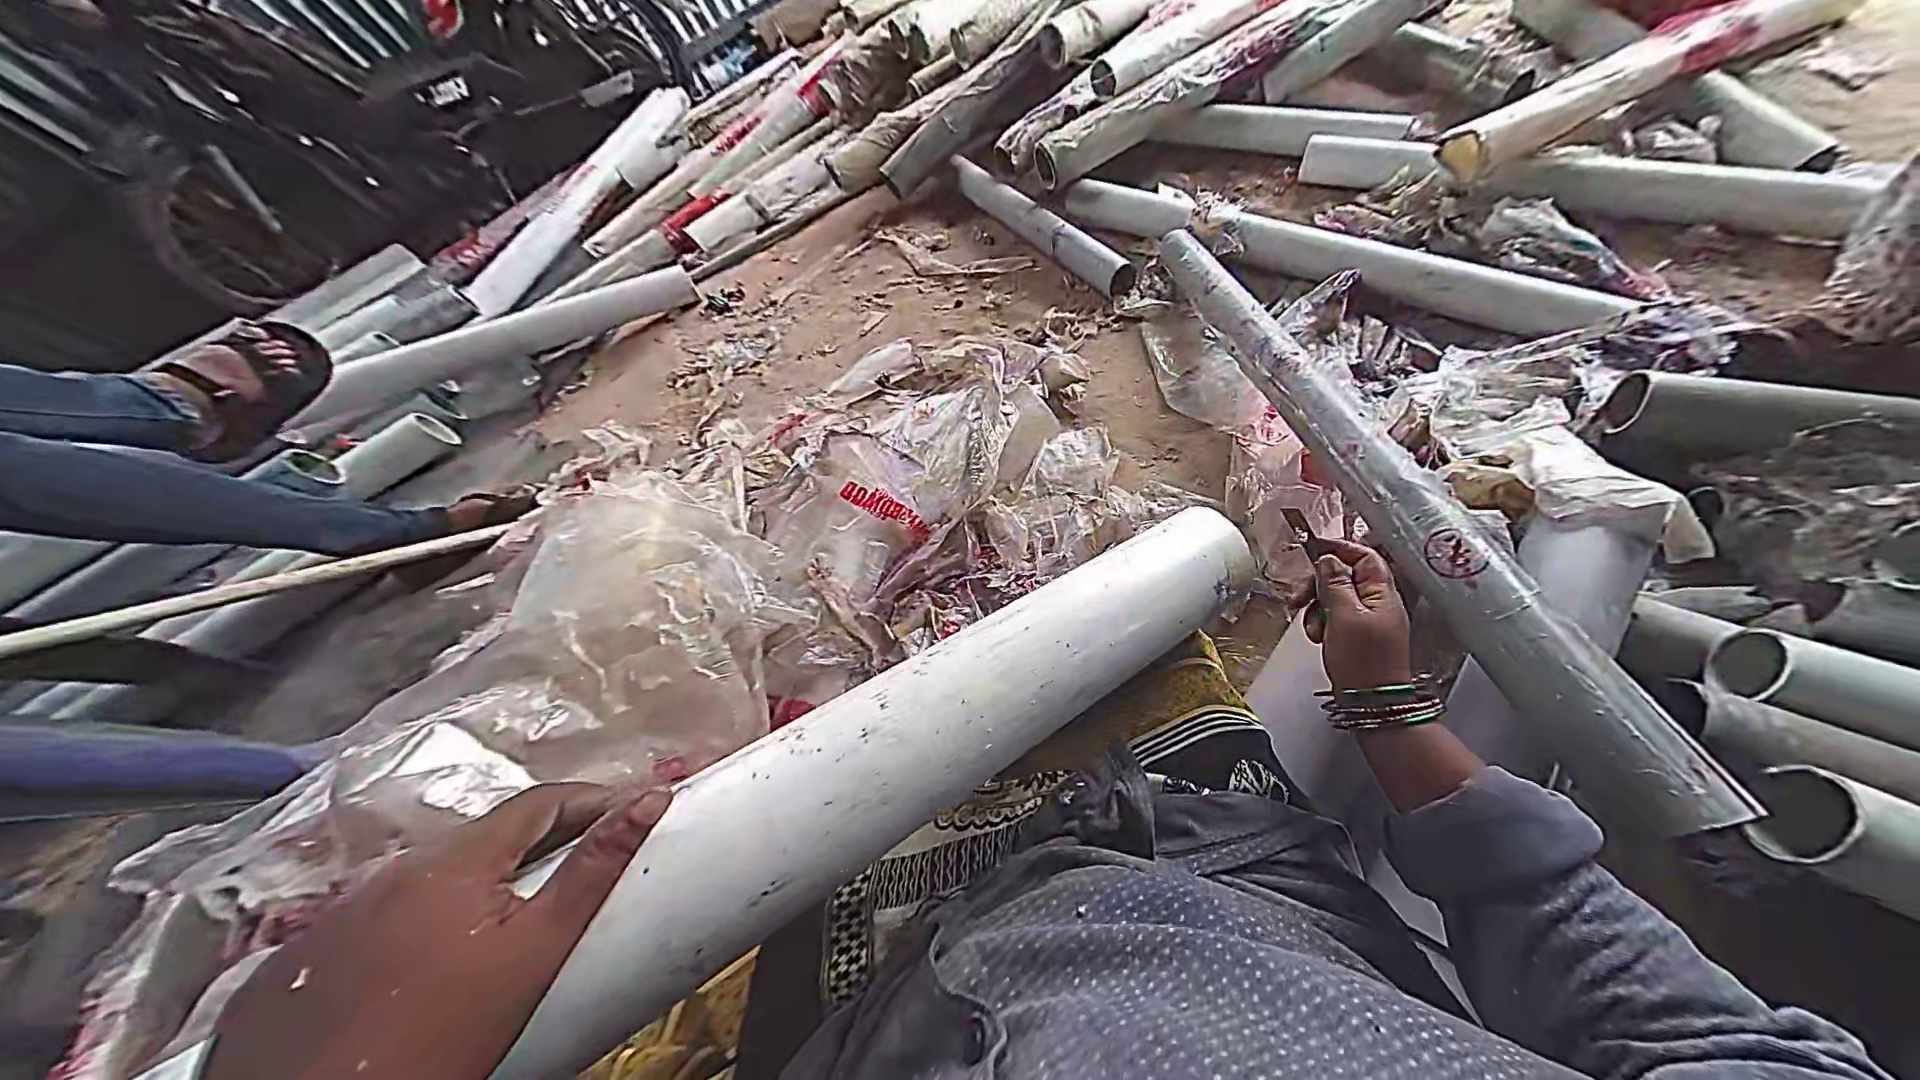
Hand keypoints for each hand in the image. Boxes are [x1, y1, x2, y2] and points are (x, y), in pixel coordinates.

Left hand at [204, 784, 670, 1079]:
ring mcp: (330, 919)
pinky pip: (373, 918)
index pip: (538, 801)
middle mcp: (386, 874)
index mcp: (451, 862)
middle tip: (583, 861)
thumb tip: (650, 798)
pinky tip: (428, 960)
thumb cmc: (444, 1038)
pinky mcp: (287, 967)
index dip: (590, 799)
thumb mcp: (537, 951)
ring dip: (479, 877)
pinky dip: (417, 920)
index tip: (627, 811)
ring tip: (512, 912)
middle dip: (541, 839)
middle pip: (484, 836)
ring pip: (428, 875)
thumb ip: (595, 867)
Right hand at [1304, 538, 1412, 691]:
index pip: (1364, 557)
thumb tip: (1328, 560)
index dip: (1340, 550)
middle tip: (1299, 597)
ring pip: (1333, 597)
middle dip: (1317, 585)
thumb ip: (1335, 584)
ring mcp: (1366, 618)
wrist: (1370, 700)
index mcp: (1382, 594)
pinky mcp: (1354, 632)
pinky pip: (1332, 616)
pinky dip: (1319, 622)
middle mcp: (1376, 602)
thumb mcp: (1344, 617)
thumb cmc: (1362, 660)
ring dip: (1315, 607)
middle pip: (1343, 576)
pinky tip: (1318, 636)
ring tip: (1312, 627)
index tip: (1314, 549)